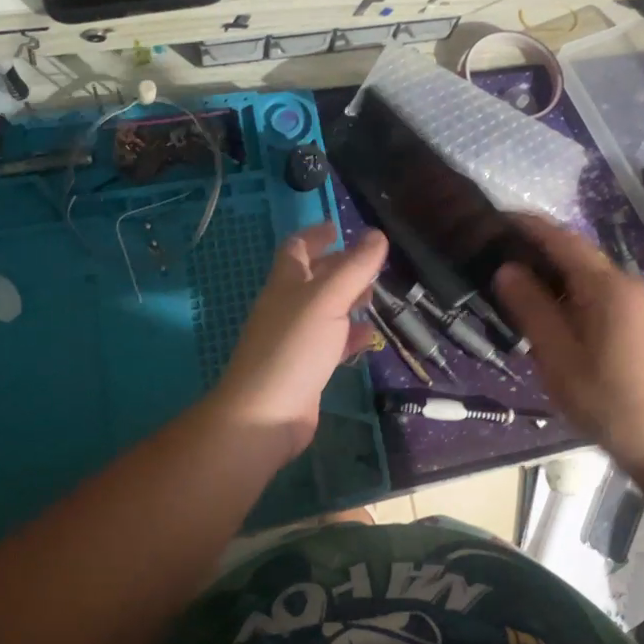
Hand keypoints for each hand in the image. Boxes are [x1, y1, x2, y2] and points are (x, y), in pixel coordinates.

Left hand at [210, 225, 387, 462]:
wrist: (265, 415)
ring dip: (349, 300)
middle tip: (373, 263)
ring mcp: (295, 339)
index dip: (316, 235)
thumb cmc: (293, 347)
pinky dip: (350, 335)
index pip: (297, 248)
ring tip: (377, 295)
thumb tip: (378, 234)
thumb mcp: (327, 299)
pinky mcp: (307, 368)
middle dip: (341, 267)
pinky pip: (332, 343)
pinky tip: (369, 336)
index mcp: (285, 283)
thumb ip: (354, 267)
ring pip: (326, 310)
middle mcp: (288, 307)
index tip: (340, 228)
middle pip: (314, 278)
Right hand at [493, 215, 643, 472]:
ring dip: (555, 269)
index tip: (496, 217)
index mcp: (608, 286)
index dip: (528, 225)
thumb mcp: (557, 356)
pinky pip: (600, 289)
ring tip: (517, 277)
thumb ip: (531, 308)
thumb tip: (506, 268)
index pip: (562, 239)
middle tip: (499, 249)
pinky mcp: (642, 317)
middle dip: (539, 246)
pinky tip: (550, 305)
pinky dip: (572, 287)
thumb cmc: (605, 400)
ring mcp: (640, 299)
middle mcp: (628, 282)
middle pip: (577, 252)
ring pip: (589, 271)